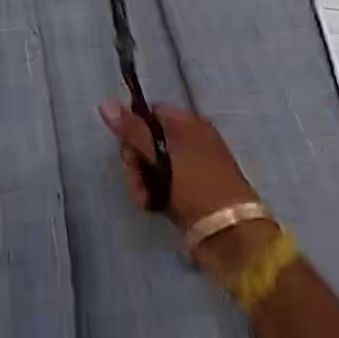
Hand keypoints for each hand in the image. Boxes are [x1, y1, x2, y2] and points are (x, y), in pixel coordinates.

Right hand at [98, 102, 257, 232]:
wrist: (232, 234)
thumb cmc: (198, 187)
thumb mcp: (161, 157)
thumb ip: (132, 131)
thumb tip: (106, 103)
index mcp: (187, 123)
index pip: (150, 113)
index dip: (134, 129)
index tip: (127, 149)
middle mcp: (190, 139)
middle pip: (148, 140)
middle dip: (136, 162)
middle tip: (137, 182)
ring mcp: (191, 166)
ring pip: (153, 165)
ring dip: (142, 182)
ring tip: (145, 201)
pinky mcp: (191, 190)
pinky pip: (163, 183)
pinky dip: (155, 193)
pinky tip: (153, 207)